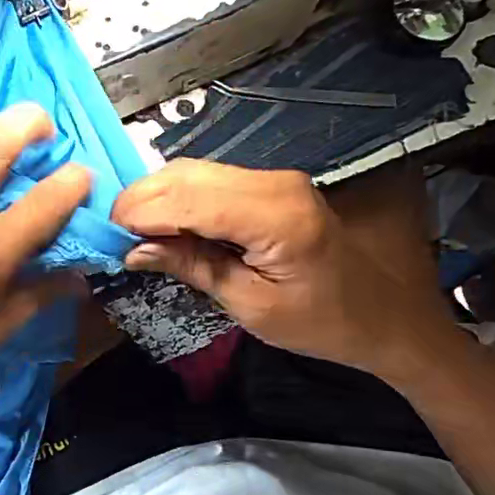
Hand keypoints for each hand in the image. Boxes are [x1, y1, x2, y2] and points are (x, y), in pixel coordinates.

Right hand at [110, 159, 462, 381]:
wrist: (388, 315)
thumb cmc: (324, 323)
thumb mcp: (251, 306)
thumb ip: (193, 267)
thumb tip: (135, 248)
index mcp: (274, 217)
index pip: (187, 199)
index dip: (140, 212)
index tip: (107, 235)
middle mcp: (274, 183)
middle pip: (186, 174)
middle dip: (141, 200)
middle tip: (113, 234)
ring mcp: (275, 179)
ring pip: (195, 171)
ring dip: (158, 196)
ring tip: (134, 232)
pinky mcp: (273, 185)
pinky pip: (212, 180)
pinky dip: (181, 198)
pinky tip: (167, 224)